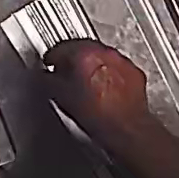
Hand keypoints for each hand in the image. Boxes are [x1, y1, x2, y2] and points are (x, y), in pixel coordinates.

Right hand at [43, 39, 161, 151]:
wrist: (126, 130)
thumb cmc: (97, 116)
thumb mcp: (62, 98)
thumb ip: (49, 81)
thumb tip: (44, 76)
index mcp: (84, 55)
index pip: (61, 48)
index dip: (52, 57)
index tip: (51, 63)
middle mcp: (104, 54)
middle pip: (82, 48)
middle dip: (72, 58)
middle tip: (65, 71)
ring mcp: (121, 62)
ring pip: (101, 56)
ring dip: (92, 65)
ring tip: (85, 82)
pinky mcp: (134, 72)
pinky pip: (117, 67)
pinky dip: (108, 73)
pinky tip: (103, 88)